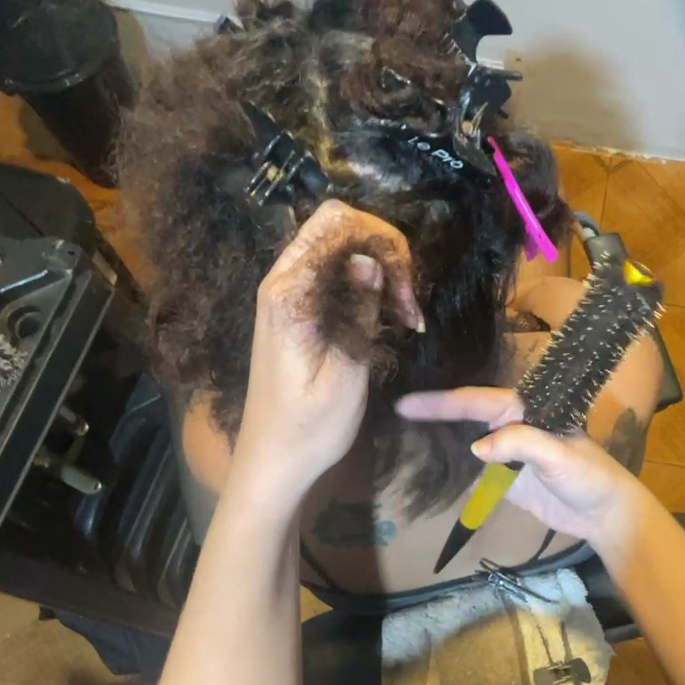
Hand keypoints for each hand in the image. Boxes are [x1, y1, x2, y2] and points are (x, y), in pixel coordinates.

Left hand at [232, 201, 424, 501]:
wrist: (274, 461)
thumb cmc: (310, 428)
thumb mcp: (345, 373)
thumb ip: (358, 311)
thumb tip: (370, 263)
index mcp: (290, 292)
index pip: (337, 223)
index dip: (382, 240)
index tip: (407, 290)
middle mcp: (283, 282)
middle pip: (338, 228)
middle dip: (385, 252)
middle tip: (409, 305)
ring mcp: (288, 295)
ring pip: (340, 250)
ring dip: (380, 271)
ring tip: (406, 317)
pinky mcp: (298, 312)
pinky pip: (335, 276)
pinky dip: (367, 286)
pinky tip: (388, 318)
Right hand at [396, 386, 654, 554]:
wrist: (604, 513)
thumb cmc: (590, 476)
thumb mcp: (559, 455)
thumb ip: (521, 444)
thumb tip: (476, 447)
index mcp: (524, 410)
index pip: (475, 400)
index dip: (440, 402)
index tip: (407, 403)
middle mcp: (511, 427)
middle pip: (465, 415)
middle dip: (433, 411)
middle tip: (397, 408)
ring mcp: (506, 454)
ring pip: (466, 440)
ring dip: (439, 437)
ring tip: (403, 433)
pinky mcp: (505, 481)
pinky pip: (474, 472)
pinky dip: (453, 467)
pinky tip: (430, 464)